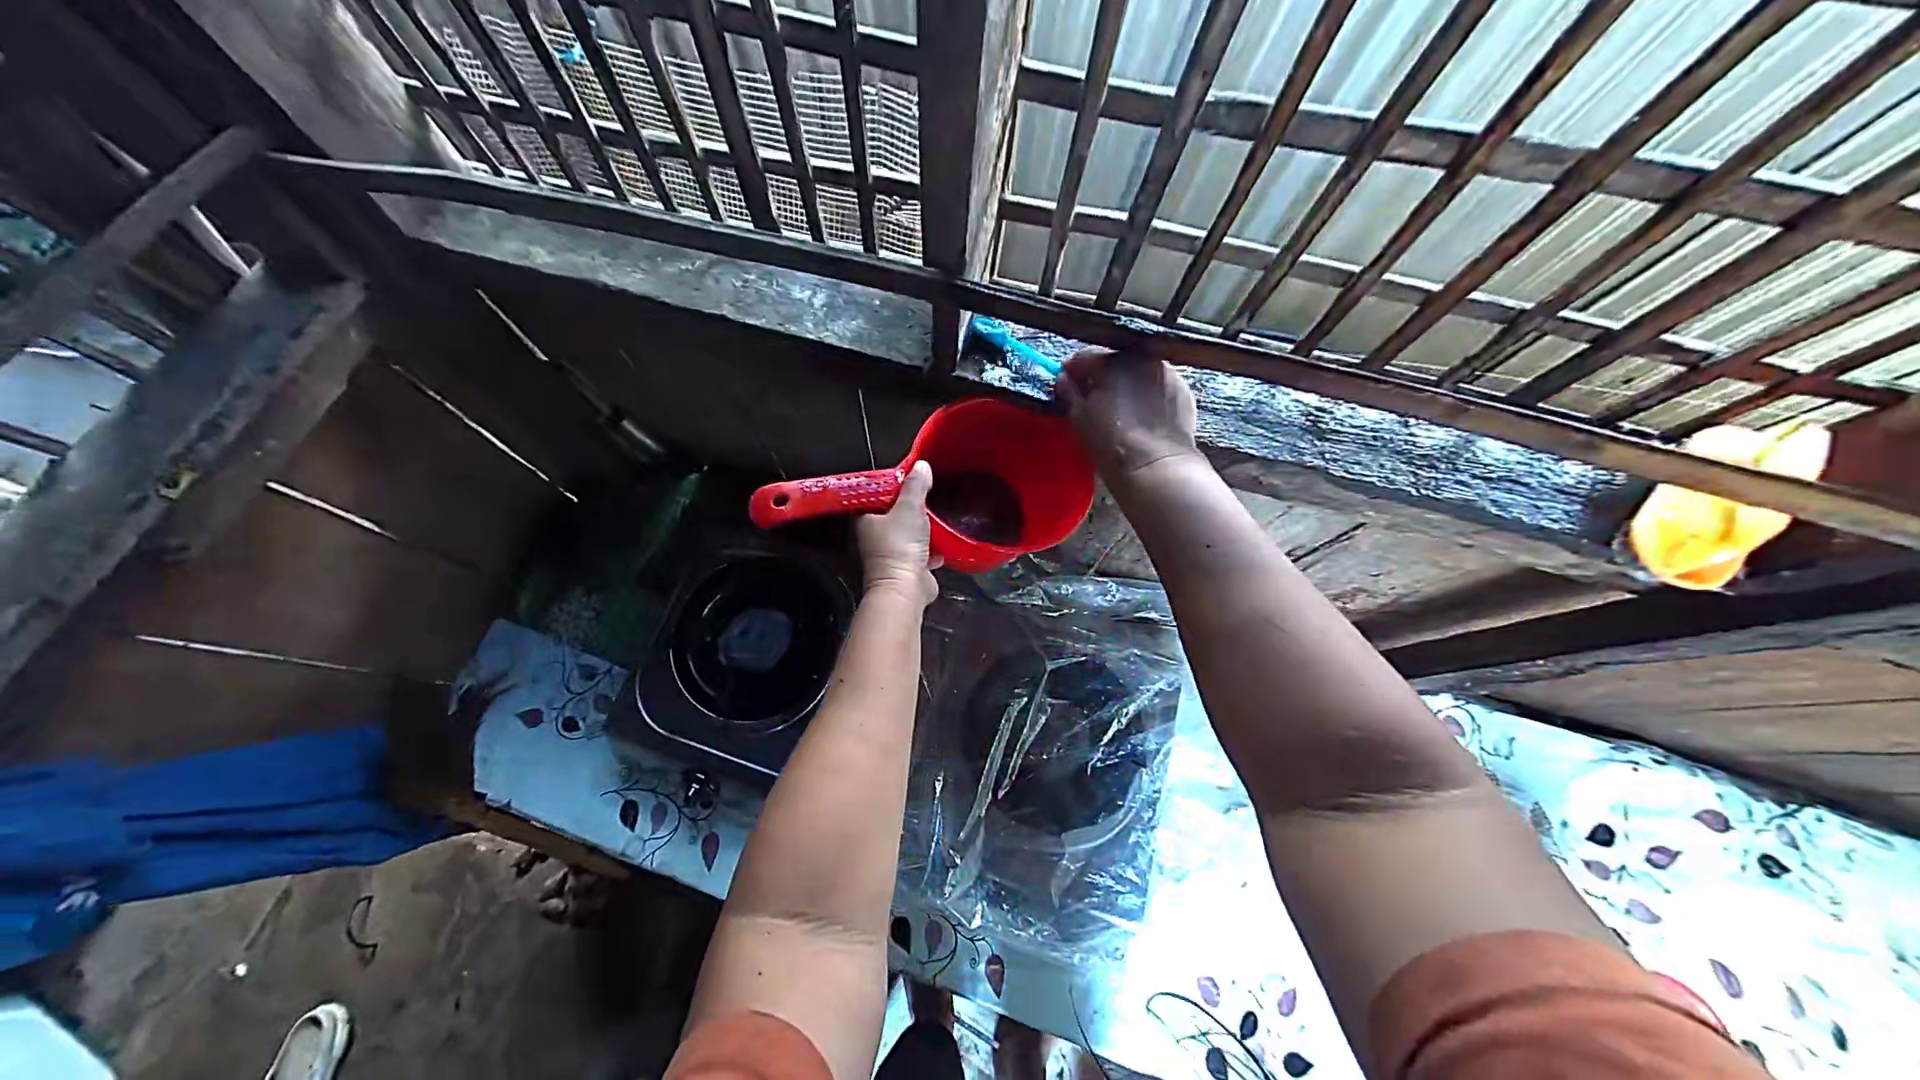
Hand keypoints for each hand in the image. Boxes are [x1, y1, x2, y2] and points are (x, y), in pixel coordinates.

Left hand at [856, 460, 941, 603]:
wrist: (906, 588)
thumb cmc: (900, 544)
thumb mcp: (910, 508)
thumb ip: (916, 486)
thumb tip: (921, 465)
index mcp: (866, 520)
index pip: (876, 496)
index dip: (893, 487)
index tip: (912, 480)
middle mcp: (874, 538)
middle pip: (895, 516)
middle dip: (912, 509)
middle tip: (930, 496)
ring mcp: (890, 555)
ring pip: (909, 535)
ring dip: (924, 530)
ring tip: (939, 517)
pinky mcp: (907, 569)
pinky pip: (921, 553)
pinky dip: (932, 550)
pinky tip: (943, 543)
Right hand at [1056, 347, 1201, 482]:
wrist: (1156, 466)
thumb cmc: (1110, 443)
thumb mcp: (1079, 418)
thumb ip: (1069, 392)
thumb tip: (1064, 378)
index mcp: (1109, 361)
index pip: (1084, 357)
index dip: (1073, 372)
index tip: (1069, 387)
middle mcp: (1140, 358)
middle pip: (1114, 361)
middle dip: (1103, 377)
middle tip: (1096, 400)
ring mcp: (1165, 371)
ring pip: (1138, 372)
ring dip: (1128, 383)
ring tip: (1123, 409)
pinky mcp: (1183, 389)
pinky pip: (1158, 385)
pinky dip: (1149, 394)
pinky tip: (1145, 416)